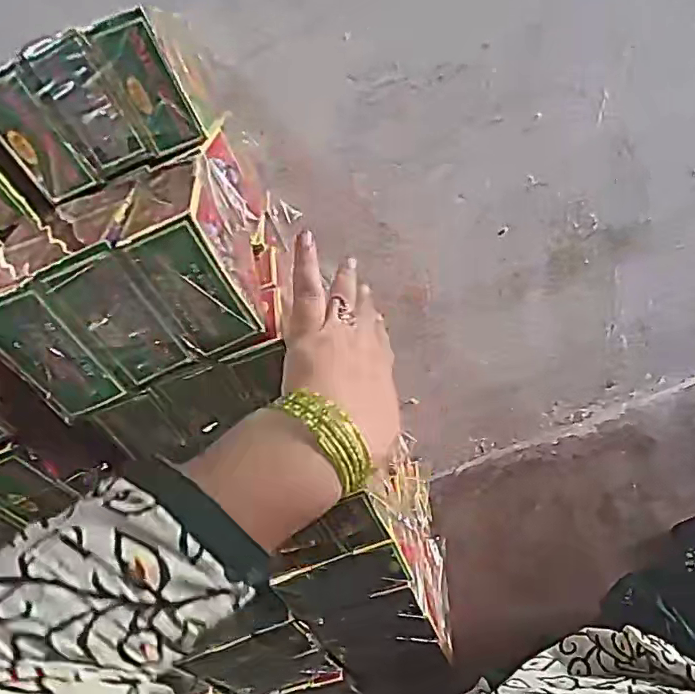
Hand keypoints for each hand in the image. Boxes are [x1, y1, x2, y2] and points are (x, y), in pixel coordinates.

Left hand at [279, 231, 400, 462]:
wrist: (335, 438)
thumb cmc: (361, 446)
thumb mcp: (381, 445)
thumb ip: (382, 440)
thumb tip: (389, 454)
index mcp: (383, 377)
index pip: (381, 349)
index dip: (378, 334)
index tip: (377, 322)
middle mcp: (366, 349)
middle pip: (365, 320)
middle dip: (364, 302)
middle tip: (363, 285)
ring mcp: (338, 334)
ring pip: (341, 300)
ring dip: (342, 279)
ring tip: (345, 261)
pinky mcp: (309, 330)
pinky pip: (308, 290)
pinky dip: (306, 263)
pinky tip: (305, 239)